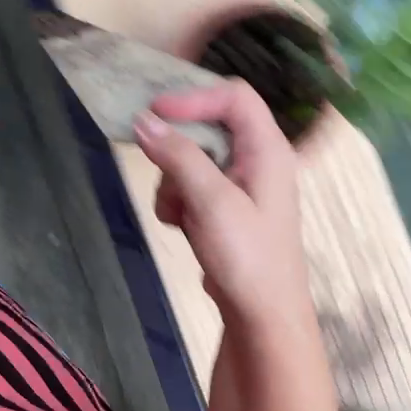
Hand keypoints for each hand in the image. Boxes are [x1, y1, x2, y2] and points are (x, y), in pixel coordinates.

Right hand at [135, 78, 312, 332]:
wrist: (260, 313)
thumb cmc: (247, 255)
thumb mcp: (211, 201)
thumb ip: (178, 156)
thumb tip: (143, 120)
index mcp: (268, 149)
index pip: (233, 97)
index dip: (194, 97)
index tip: (154, 112)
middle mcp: (257, 159)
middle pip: (207, 126)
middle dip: (176, 150)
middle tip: (157, 167)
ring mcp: (240, 183)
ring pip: (190, 158)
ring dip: (173, 181)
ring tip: (178, 214)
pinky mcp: (224, 205)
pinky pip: (189, 184)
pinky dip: (176, 200)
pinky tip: (179, 225)